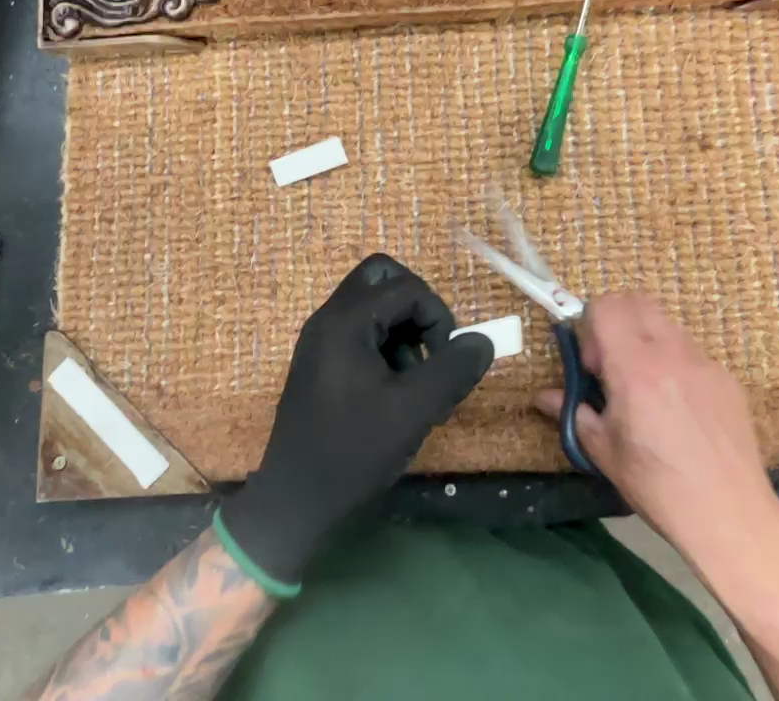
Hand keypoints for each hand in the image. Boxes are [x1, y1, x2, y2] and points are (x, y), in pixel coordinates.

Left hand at [219, 254, 493, 589]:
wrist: (297, 498)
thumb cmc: (354, 450)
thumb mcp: (413, 410)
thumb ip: (452, 368)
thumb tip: (482, 341)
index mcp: (345, 321)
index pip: (406, 287)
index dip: (438, 317)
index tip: (447, 361)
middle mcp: (328, 319)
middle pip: (381, 279)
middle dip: (417, 309)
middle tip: (430, 352)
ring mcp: (320, 340)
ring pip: (372, 306)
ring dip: (403, 332)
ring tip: (416, 386)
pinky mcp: (319, 363)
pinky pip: (359, 333)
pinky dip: (385, 349)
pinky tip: (395, 396)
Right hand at [534, 294, 778, 554]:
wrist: (729, 515)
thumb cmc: (656, 485)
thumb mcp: (603, 450)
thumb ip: (573, 413)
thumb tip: (545, 397)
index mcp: (636, 370)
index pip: (607, 307)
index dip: (589, 326)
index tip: (591, 364)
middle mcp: (672, 354)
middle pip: (637, 302)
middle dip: (615, 321)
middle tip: (610, 365)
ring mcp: (705, 363)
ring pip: (666, 324)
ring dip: (644, 339)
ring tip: (642, 386)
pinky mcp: (727, 379)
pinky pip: (691, 351)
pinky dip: (672, 361)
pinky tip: (674, 406)